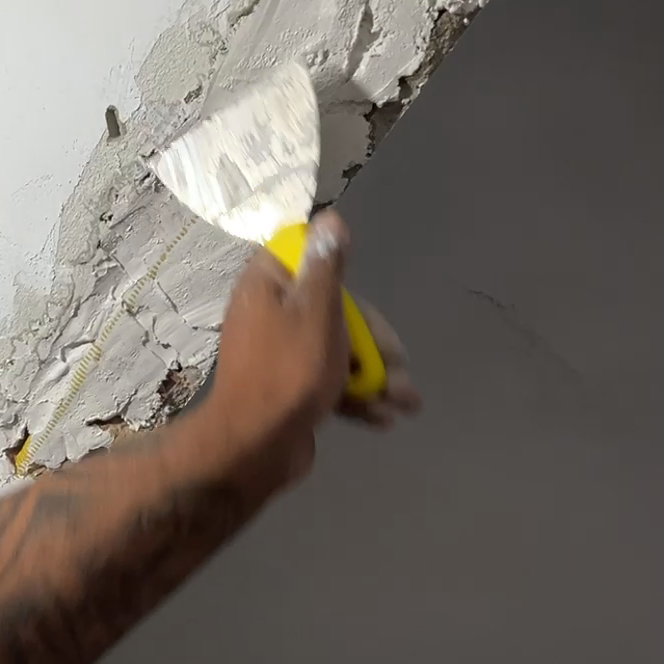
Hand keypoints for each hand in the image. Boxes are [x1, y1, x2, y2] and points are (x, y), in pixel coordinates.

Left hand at [207, 210, 421, 481]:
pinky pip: (329, 380)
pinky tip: (383, 417)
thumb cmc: (289, 370)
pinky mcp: (291, 387)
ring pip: (338, 348)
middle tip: (398, 364)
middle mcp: (269, 313)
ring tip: (406, 400)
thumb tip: (327, 217)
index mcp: (266, 286)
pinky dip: (356, 396)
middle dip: (372, 338)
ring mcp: (280, 353)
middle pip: (332, 307)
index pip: (297, 254)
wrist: (257, 446)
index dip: (331, 265)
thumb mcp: (316, 311)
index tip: (355, 287)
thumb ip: (325, 266)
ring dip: (375, 374)